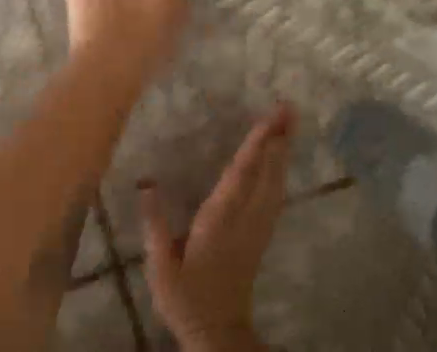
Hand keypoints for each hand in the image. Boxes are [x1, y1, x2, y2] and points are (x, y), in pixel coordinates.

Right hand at [139, 106, 293, 351]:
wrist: (218, 334)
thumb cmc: (186, 298)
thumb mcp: (161, 265)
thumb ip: (155, 224)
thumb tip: (147, 183)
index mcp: (219, 221)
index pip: (241, 176)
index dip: (256, 147)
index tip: (269, 120)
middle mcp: (244, 220)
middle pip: (266, 174)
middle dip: (278, 139)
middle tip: (290, 107)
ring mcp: (256, 229)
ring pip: (275, 184)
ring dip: (283, 153)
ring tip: (290, 125)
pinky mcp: (259, 237)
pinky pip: (274, 197)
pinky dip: (280, 174)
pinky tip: (282, 163)